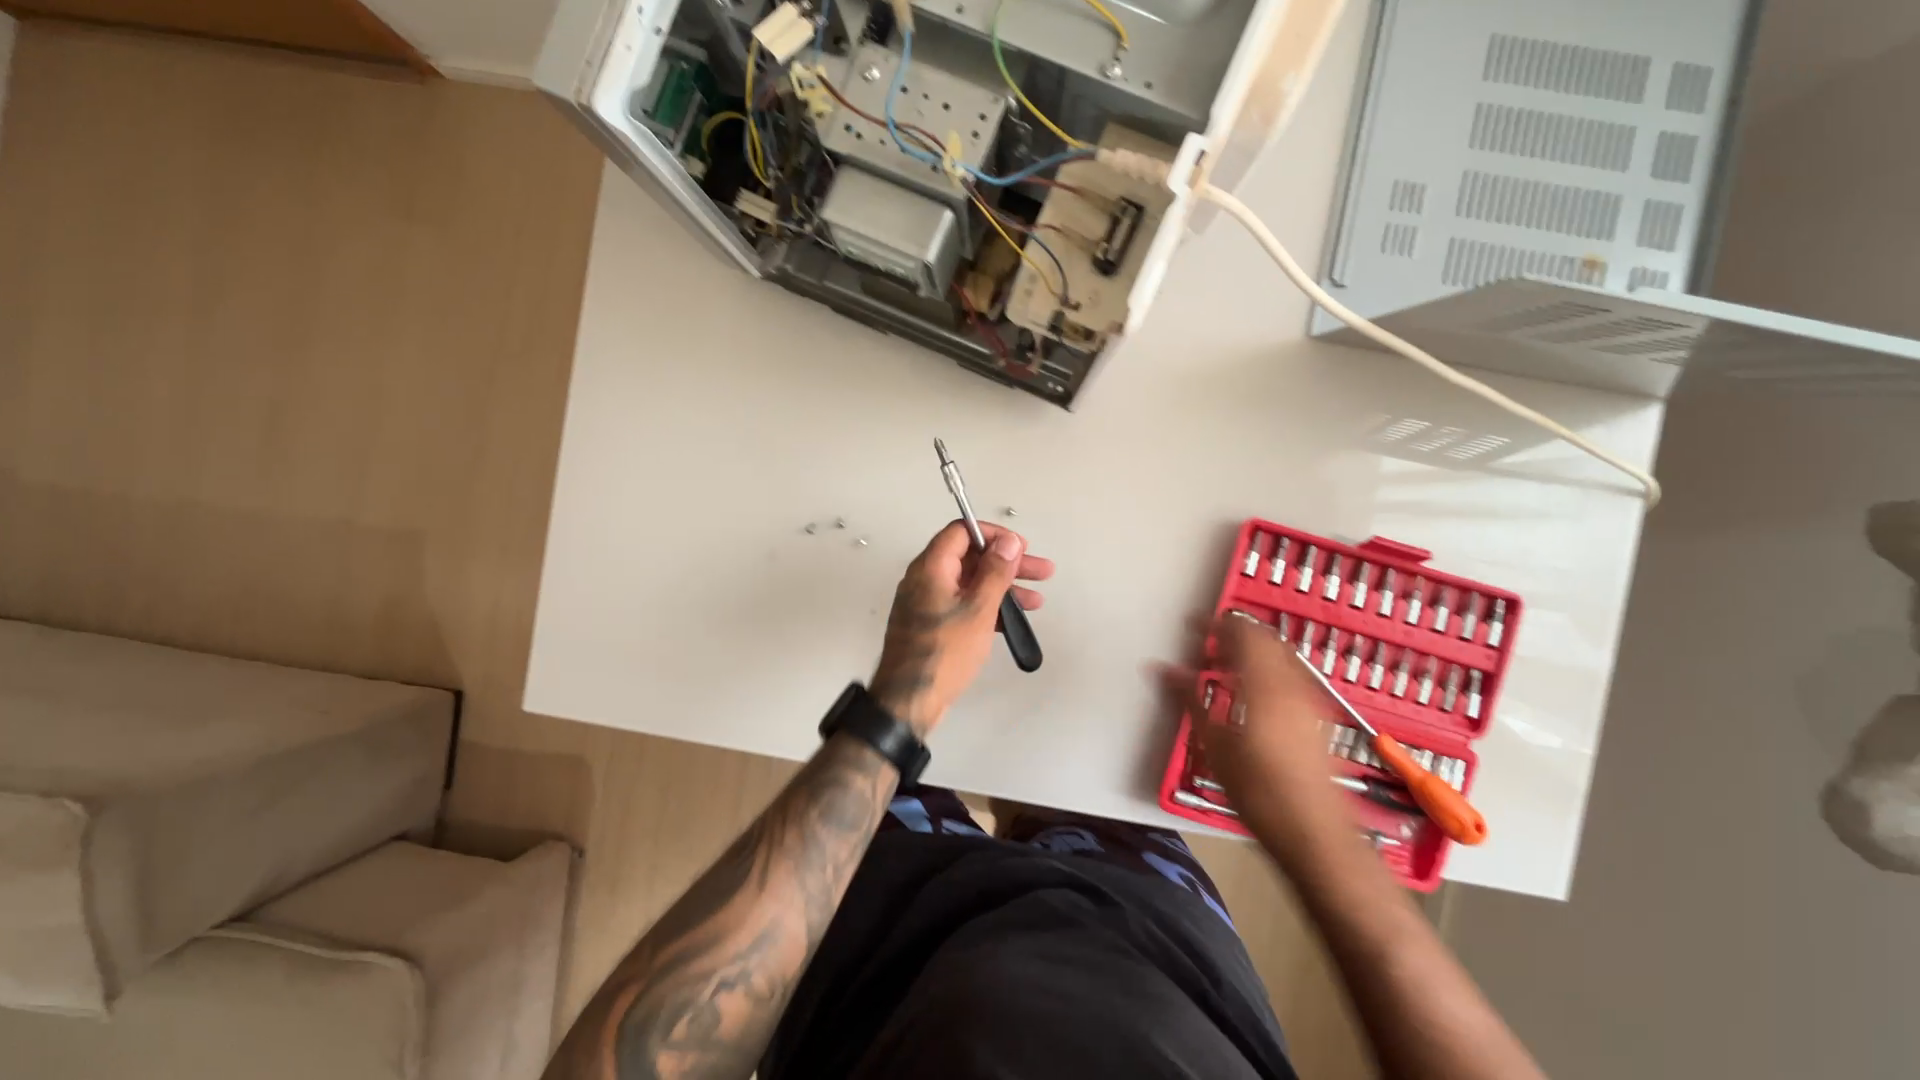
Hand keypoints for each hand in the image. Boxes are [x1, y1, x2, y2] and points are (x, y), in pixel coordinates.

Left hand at [871, 521, 1054, 736]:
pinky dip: (987, 606)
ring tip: (1036, 600)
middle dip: (1007, 563)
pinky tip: (1012, 620)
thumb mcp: (978, 609)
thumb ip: (996, 572)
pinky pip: (963, 604)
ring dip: (1003, 588)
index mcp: (931, 567)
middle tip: (1041, 571)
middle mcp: (925, 579)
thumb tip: (1008, 542)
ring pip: (970, 583)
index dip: (993, 535)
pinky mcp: (931, 625)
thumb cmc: (944, 652)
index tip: (1020, 548)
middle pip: (970, 558)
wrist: (909, 700)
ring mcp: (927, 603)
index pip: (962, 532)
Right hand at [1180, 614, 1346, 837]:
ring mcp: (1308, 699)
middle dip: (1233, 635)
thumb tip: (1162, 668)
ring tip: (1222, 668)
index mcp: (1264, 683)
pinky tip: (1248, 695)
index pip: (1241, 633)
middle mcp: (1291, 683)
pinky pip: (1289, 676)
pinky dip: (1266, 670)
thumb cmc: (1258, 790)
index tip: (1192, 625)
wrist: (1313, 831)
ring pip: (1279, 657)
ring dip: (1251, 652)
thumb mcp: (1214, 744)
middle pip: (1264, 640)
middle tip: (1205, 645)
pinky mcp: (1315, 717)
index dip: (1215, 623)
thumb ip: (1189, 698)